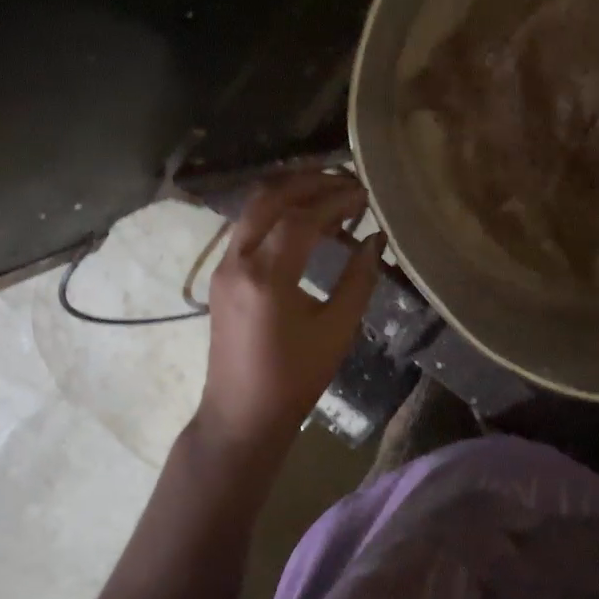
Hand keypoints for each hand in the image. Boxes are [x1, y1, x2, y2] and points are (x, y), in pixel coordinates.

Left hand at [197, 173, 384, 443]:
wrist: (241, 416)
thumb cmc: (294, 379)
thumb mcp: (336, 331)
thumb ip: (358, 279)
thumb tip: (376, 239)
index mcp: (266, 277)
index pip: (301, 216)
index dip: (336, 199)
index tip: (366, 194)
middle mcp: (237, 262)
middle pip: (270, 198)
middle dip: (310, 182)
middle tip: (348, 182)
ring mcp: (224, 266)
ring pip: (253, 207)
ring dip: (290, 192)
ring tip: (329, 192)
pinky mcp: (222, 275)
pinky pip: (248, 226)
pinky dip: (276, 211)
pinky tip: (306, 220)